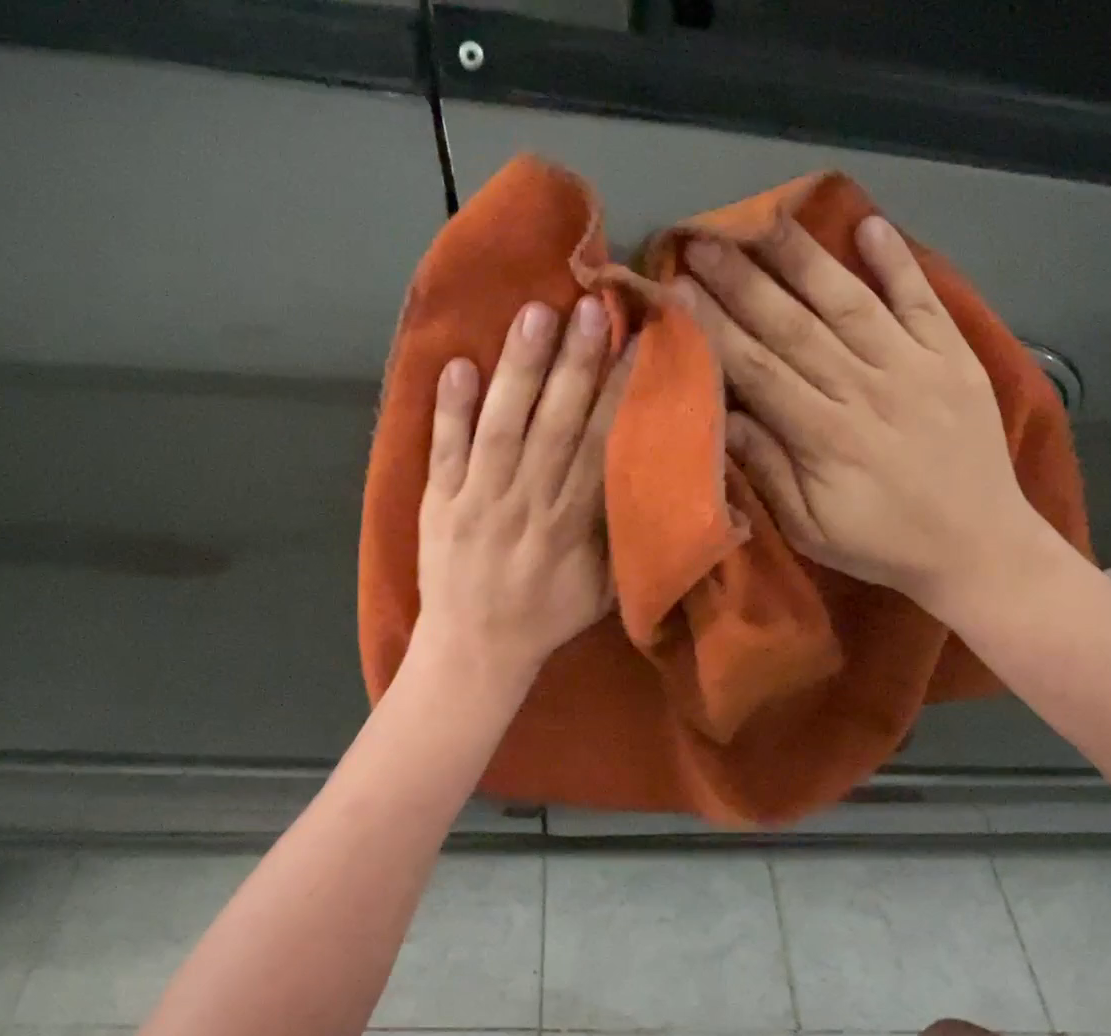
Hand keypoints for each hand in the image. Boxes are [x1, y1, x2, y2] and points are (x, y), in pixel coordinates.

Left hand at [414, 297, 630, 675]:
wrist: (474, 652)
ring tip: (535, 314)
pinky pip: (443, 452)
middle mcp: (528, 505)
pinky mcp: (437, 503)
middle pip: (555, 426)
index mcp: (573, 525)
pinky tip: (457, 364)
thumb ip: (632, 538)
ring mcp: (478, 501)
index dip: (622, 393)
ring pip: (502, 429)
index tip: (639, 342)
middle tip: (592, 307)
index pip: (602, 446)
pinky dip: (449, 411)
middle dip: (575, 366)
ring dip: (518, 372)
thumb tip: (673, 490)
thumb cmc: (547, 616)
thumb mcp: (606, 590)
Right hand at [677, 216, 1053, 616]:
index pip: (757, 368)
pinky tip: (868, 224)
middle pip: (794, 324)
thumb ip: (767, 470)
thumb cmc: (883, 543)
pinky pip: (922, 299)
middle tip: (701, 238)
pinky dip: (898, 261)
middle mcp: (866, 388)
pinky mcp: (954, 356)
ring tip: (764, 216)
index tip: (678, 287)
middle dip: (742, 279)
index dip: (714, 327)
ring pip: (849, 301)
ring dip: (803, 257)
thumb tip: (721, 415)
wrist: (982, 546)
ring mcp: (915, 366)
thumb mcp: (811, 528)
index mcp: (826, 436)